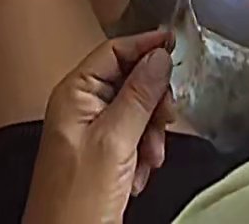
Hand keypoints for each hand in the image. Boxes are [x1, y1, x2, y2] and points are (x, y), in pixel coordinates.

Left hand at [23, 29, 176, 223]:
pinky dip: (143, 151)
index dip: (144, 45)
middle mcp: (82, 106)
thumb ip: (139, 95)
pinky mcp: (103, 155)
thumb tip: (160, 56)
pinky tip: (140, 173)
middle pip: (130, 79)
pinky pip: (134, 136)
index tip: (173, 43)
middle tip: (165, 118)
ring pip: (137, 109)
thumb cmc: (75, 205)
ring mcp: (92, 131)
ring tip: (150, 158)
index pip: (114, 51)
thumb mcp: (114, 142)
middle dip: (152, 101)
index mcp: (75, 93)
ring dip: (150, 132)